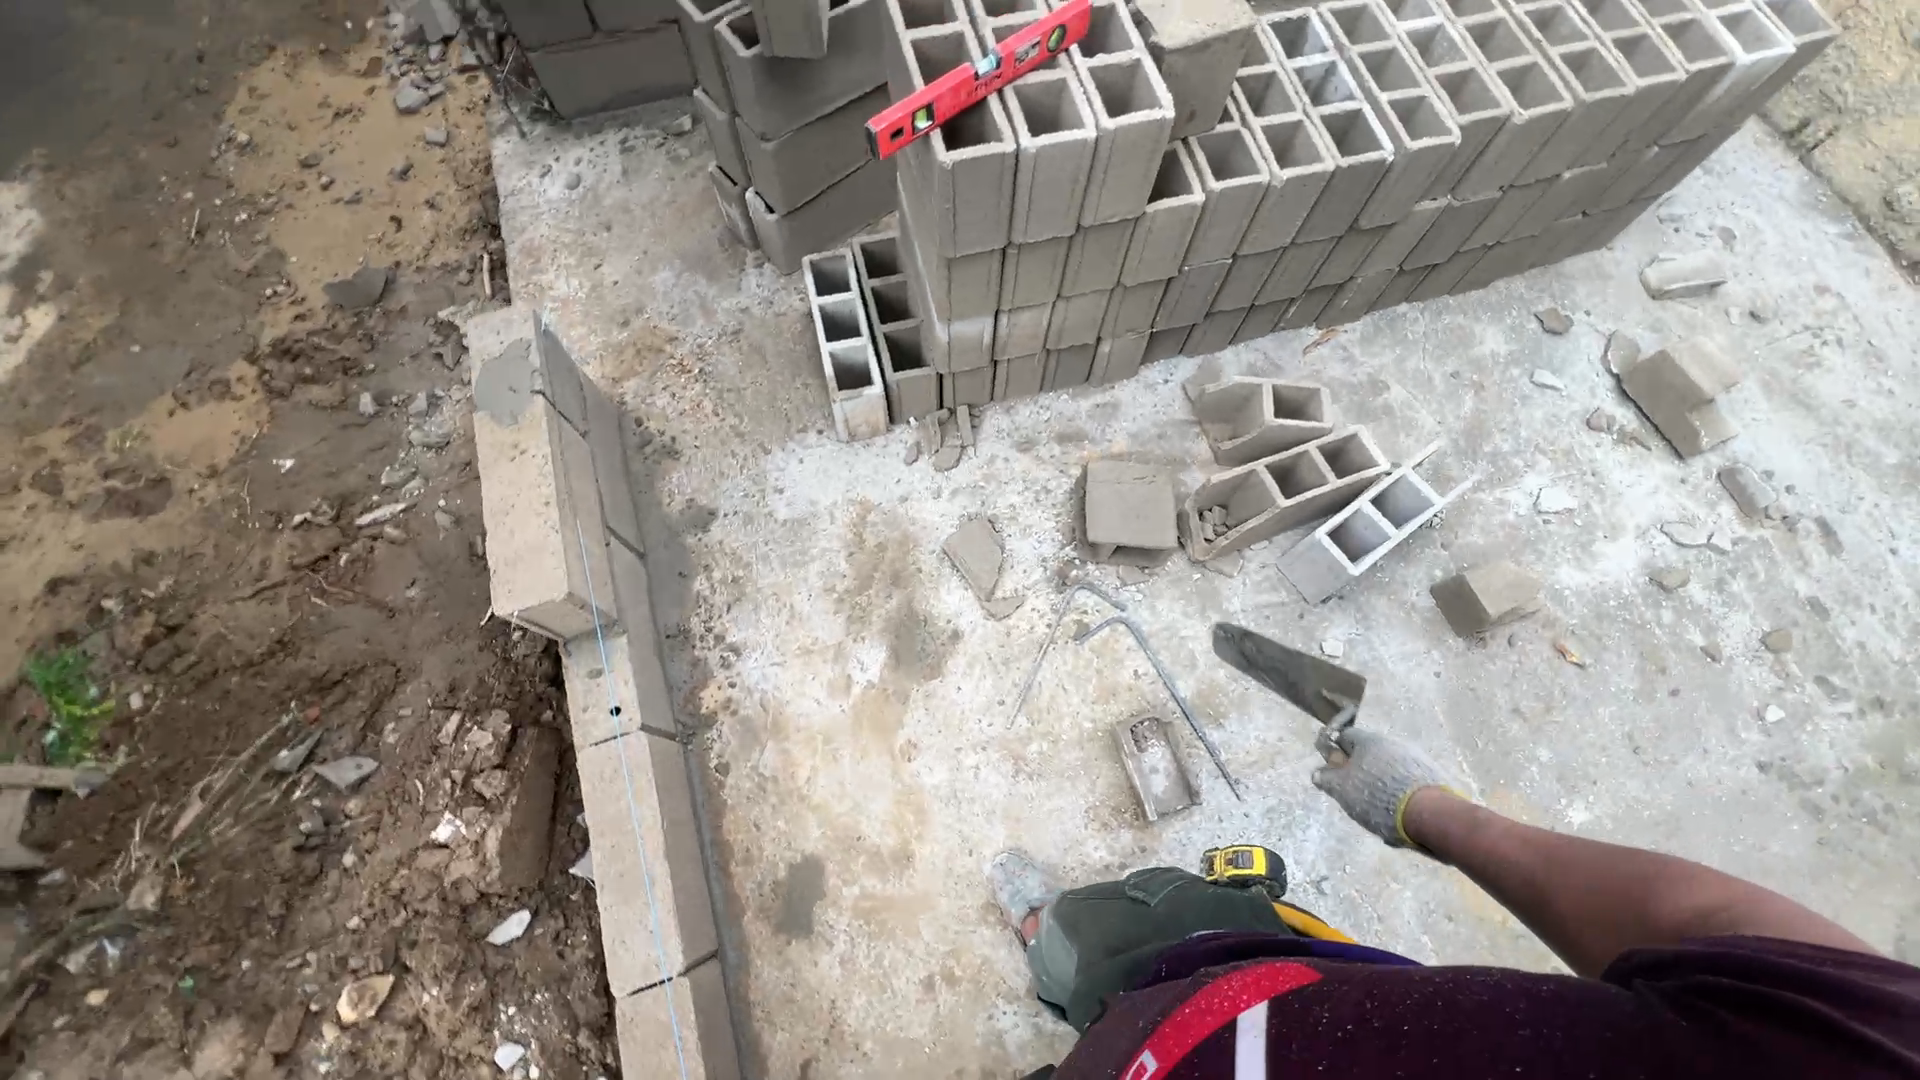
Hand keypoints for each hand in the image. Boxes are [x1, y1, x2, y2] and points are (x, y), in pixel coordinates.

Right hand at [1312, 726, 1462, 849]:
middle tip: (1356, 797)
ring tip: (1379, 814)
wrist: (1432, 815)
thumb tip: (1318, 772)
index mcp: (1369, 741)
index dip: (1336, 752)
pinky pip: (1408, 785)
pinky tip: (1399, 817)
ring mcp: (1417, 760)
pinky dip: (1400, 797)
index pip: (1344, 736)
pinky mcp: (1434, 778)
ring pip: (1389, 772)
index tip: (1333, 771)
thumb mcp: (1342, 790)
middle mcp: (1394, 744)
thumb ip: (1327, 779)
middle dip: (1361, 774)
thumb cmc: (1378, 796)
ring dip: (1381, 788)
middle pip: (1369, 756)